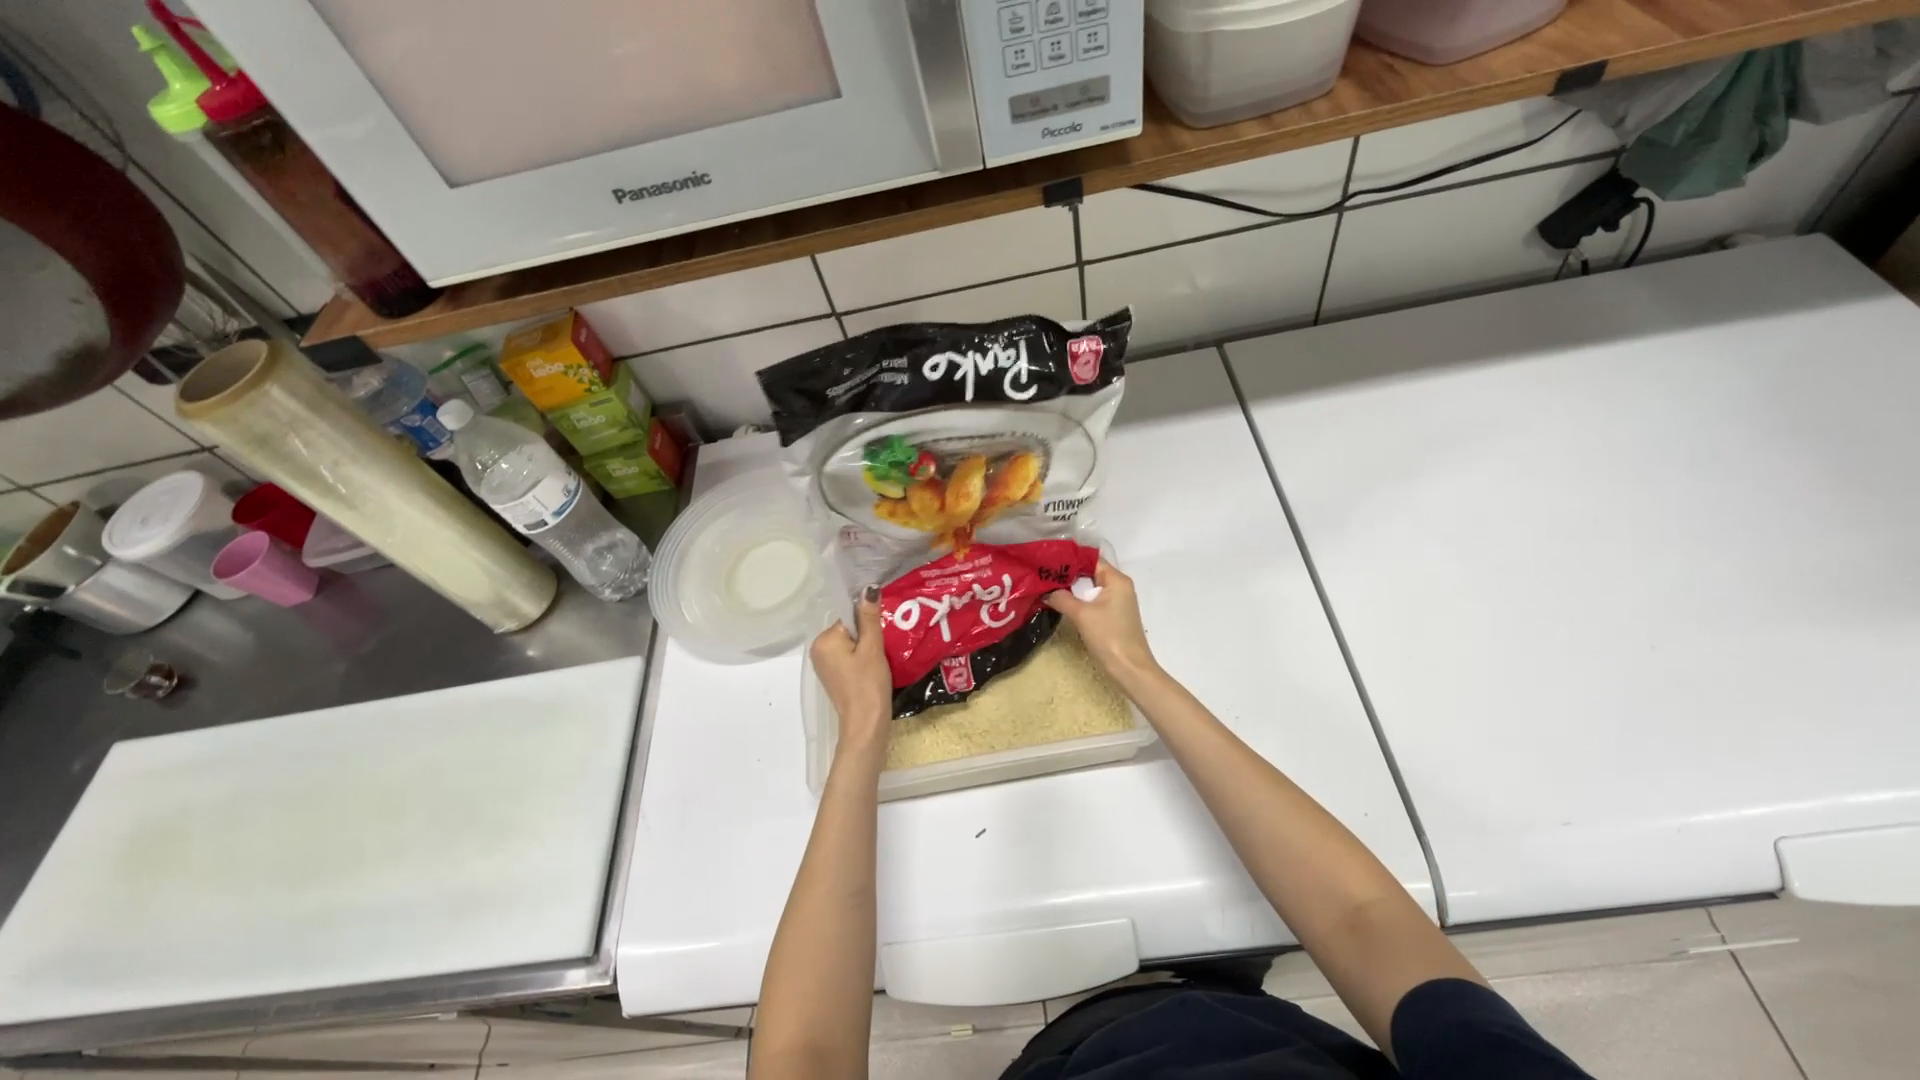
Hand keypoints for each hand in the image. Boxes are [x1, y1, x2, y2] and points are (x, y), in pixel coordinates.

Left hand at [810, 586, 892, 763]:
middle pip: (849, 630)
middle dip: (868, 636)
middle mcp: (819, 650)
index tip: (884, 632)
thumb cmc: (868, 684)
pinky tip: (877, 669)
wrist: (866, 724)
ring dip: (868, 648)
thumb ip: (869, 617)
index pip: (849, 617)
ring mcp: (825, 665)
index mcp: (823, 640)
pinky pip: (850, 658)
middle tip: (886, 647)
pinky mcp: (834, 677)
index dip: (868, 623)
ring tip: (884, 658)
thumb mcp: (872, 648)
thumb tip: (869, 589)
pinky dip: (864, 660)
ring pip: (851, 644)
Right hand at [1045, 561, 1160, 685]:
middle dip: (1067, 576)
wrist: (1129, 668)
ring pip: (1090, 589)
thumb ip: (1062, 598)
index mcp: (1116, 580)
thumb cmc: (1109, 636)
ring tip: (1047, 589)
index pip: (1090, 560)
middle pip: (1090, 574)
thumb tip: (1046, 591)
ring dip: (1072, 590)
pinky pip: (1093, 602)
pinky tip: (1062, 605)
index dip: (1069, 560)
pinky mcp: (1113, 617)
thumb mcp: (1082, 615)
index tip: (1047, 562)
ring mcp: (1117, 603)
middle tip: (1042, 576)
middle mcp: (1119, 587)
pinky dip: (1079, 602)